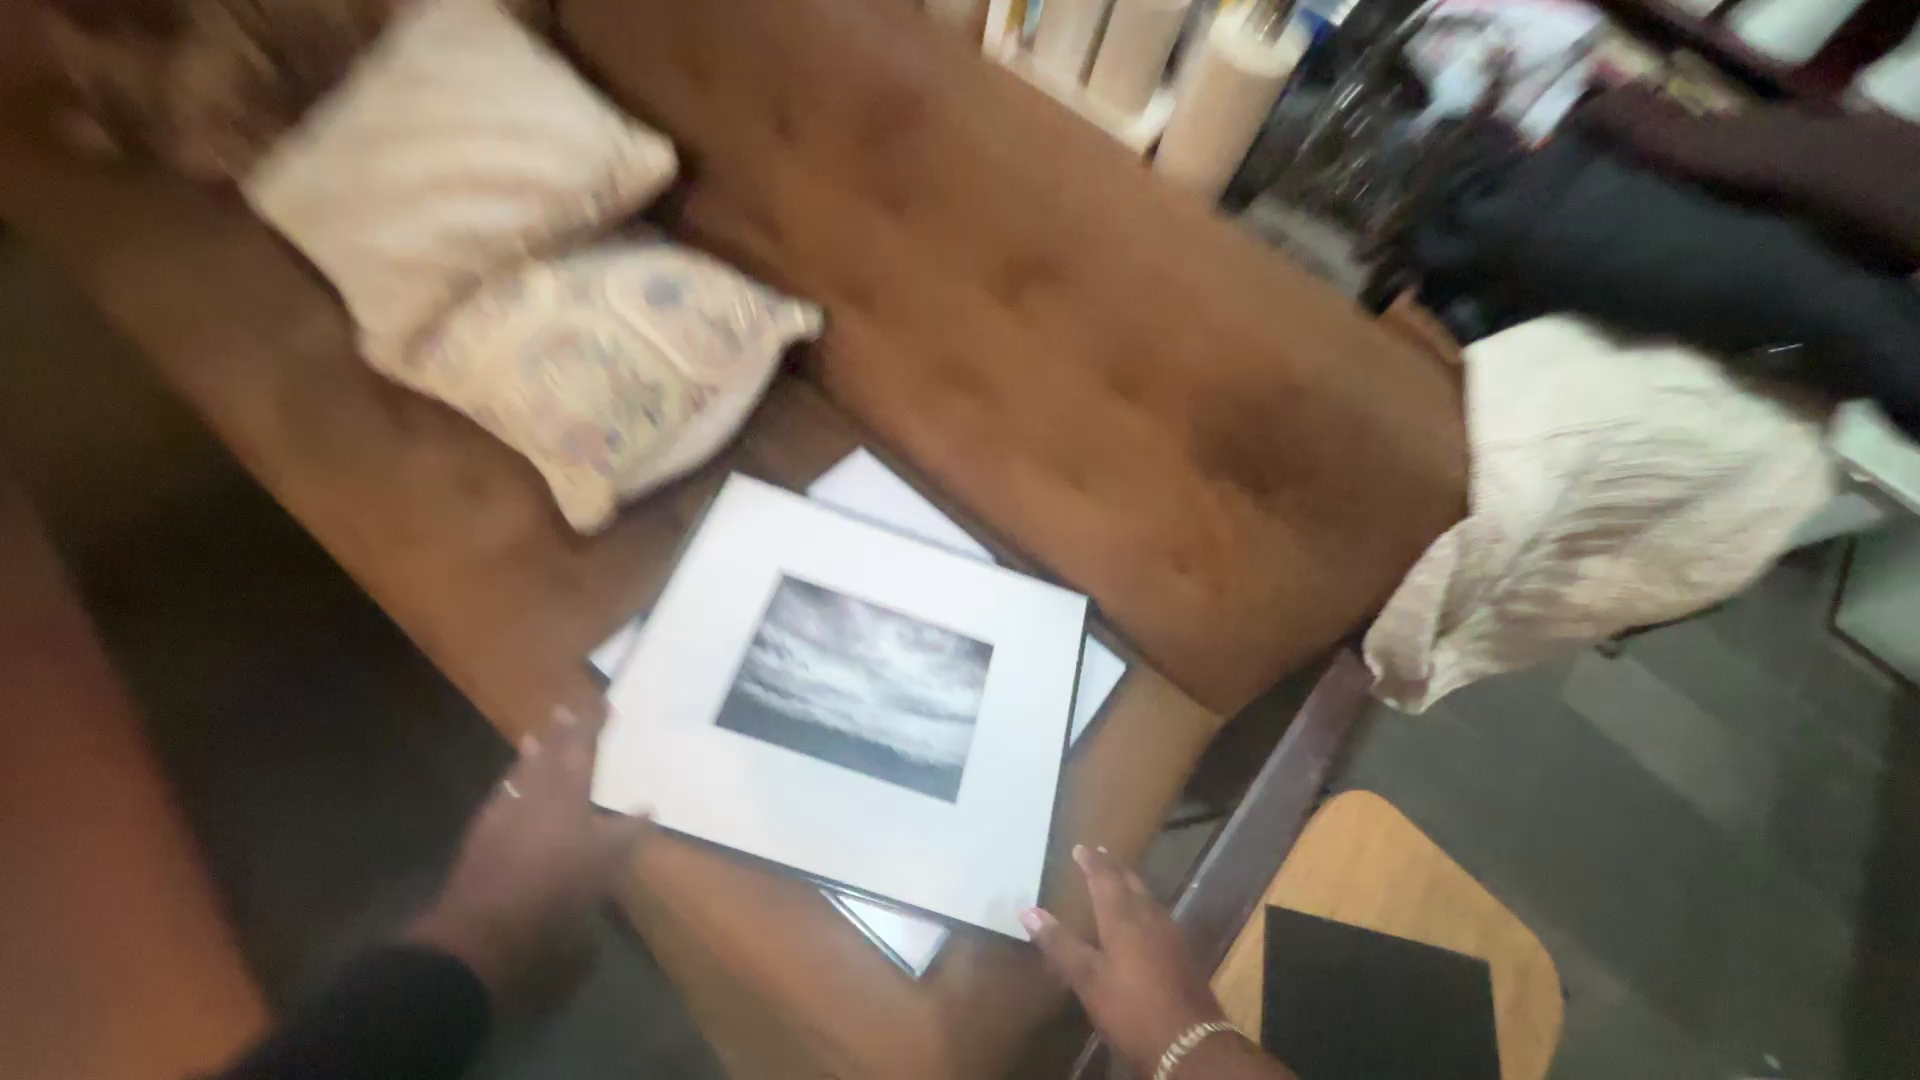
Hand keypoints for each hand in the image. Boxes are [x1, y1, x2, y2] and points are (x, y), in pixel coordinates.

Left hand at [407, 703, 650, 991]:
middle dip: (560, 733)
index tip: (604, 703)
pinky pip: (501, 796)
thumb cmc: (555, 889)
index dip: (593, 725)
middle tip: (563, 711)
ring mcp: (504, 812)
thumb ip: (627, 832)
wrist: (484, 926)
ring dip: (531, 755)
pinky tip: (509, 788)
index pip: (582, 749)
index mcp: (568, 794)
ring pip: (521, 773)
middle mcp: (535, 794)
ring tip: (533, 739)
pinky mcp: (483, 835)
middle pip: (549, 754)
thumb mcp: (604, 863)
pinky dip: (510, 785)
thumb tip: (648, 807)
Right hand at [1022, 845, 1227, 1074]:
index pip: (1105, 878)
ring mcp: (1171, 934)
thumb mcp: (1088, 979)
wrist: (1191, 1045)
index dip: (1092, 861)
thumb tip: (1027, 911)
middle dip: (1113, 867)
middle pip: (1130, 882)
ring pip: (1147, 897)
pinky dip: (1144, 905)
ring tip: (1118, 880)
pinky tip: (1143, 920)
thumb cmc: (1132, 1009)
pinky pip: (1158, 915)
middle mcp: (1149, 916)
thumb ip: (1060, 944)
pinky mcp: (1183, 954)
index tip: (1081, 847)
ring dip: (1130, 884)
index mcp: (1123, 917)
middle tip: (1100, 854)